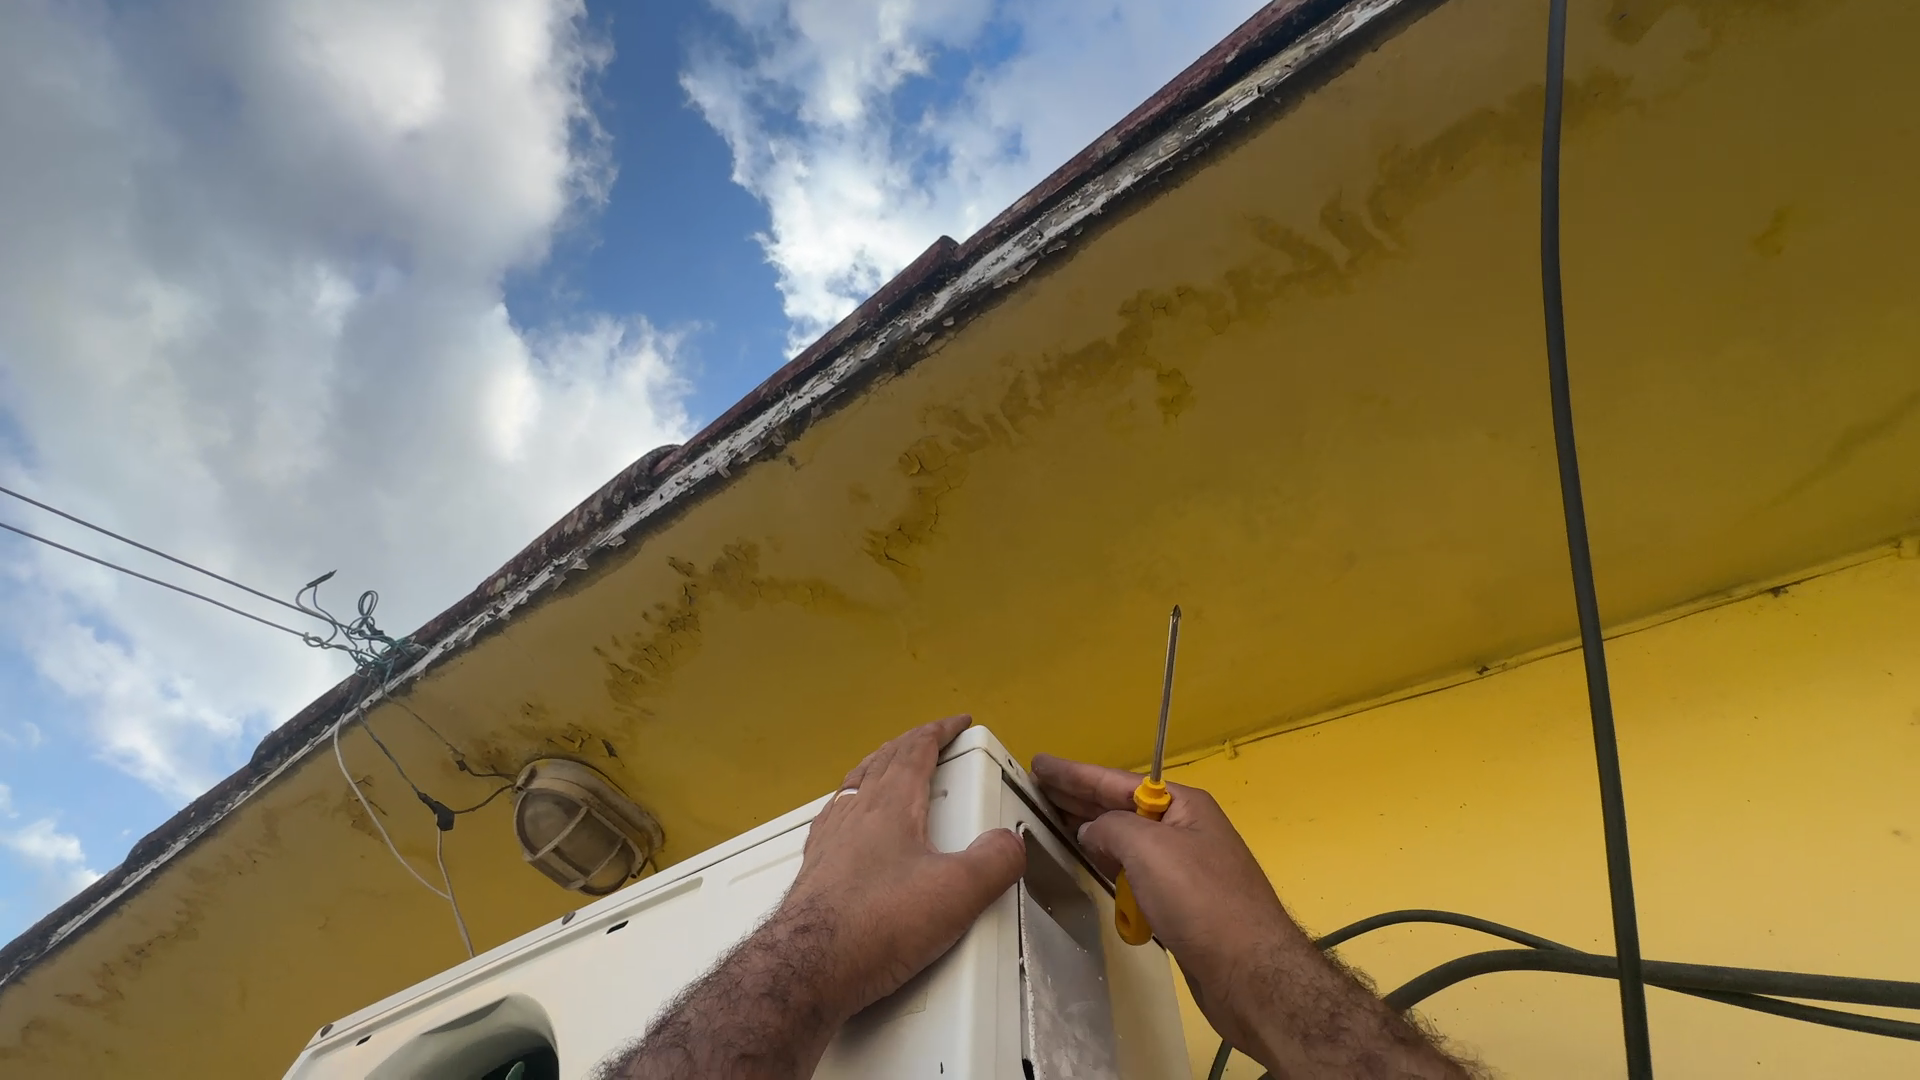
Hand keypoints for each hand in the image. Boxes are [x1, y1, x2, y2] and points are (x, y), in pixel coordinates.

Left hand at [781, 714, 1026, 1019]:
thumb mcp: (957, 892)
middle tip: (930, 738)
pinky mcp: (816, 864)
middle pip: (885, 758)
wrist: (808, 965)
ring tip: (891, 764)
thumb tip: (1010, 842)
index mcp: (892, 802)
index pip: (918, 748)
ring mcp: (831, 835)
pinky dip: (853, 799)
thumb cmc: (878, 922)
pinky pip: (836, 812)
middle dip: (911, 742)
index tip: (959, 722)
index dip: (941, 730)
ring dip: (879, 764)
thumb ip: (995, 861)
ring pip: (856, 780)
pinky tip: (852, 816)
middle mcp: (857, 808)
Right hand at [1031, 754, 1468, 1077]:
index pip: (1116, 780)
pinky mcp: (1184, 904)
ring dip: (1094, 834)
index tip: (1040, 764)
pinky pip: (1138, 876)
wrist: (1254, 977)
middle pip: (1121, 807)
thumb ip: (1110, 828)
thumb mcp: (1148, 849)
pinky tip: (1092, 868)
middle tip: (1039, 789)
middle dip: (1081, 799)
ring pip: (1128, 843)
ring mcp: (1187, 867)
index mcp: (1183, 805)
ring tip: (1056, 823)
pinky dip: (1114, 871)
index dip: (1075, 773)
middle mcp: (1186, 829)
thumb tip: (1091, 830)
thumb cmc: (1201, 901)